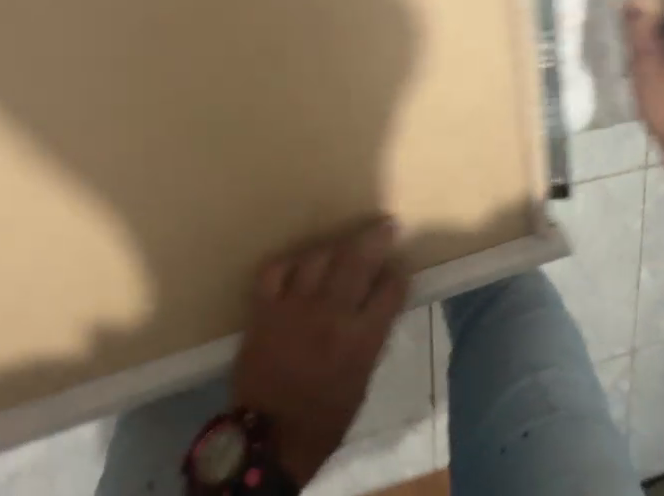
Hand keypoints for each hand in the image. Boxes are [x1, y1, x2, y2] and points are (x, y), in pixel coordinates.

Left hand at [232, 217, 408, 484]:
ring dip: (334, 247)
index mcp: (361, 338)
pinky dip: (289, 263)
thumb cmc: (325, 417)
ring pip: (318, 257)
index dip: (398, 275)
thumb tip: (378, 304)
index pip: (390, 289)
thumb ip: (371, 338)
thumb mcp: (363, 380)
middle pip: (358, 261)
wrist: (270, 437)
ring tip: (342, 246)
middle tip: (386, 225)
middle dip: (376, 239)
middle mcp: (330, 314)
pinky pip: (275, 270)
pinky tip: (298, 263)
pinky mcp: (263, 309)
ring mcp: (294, 307)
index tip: (399, 267)